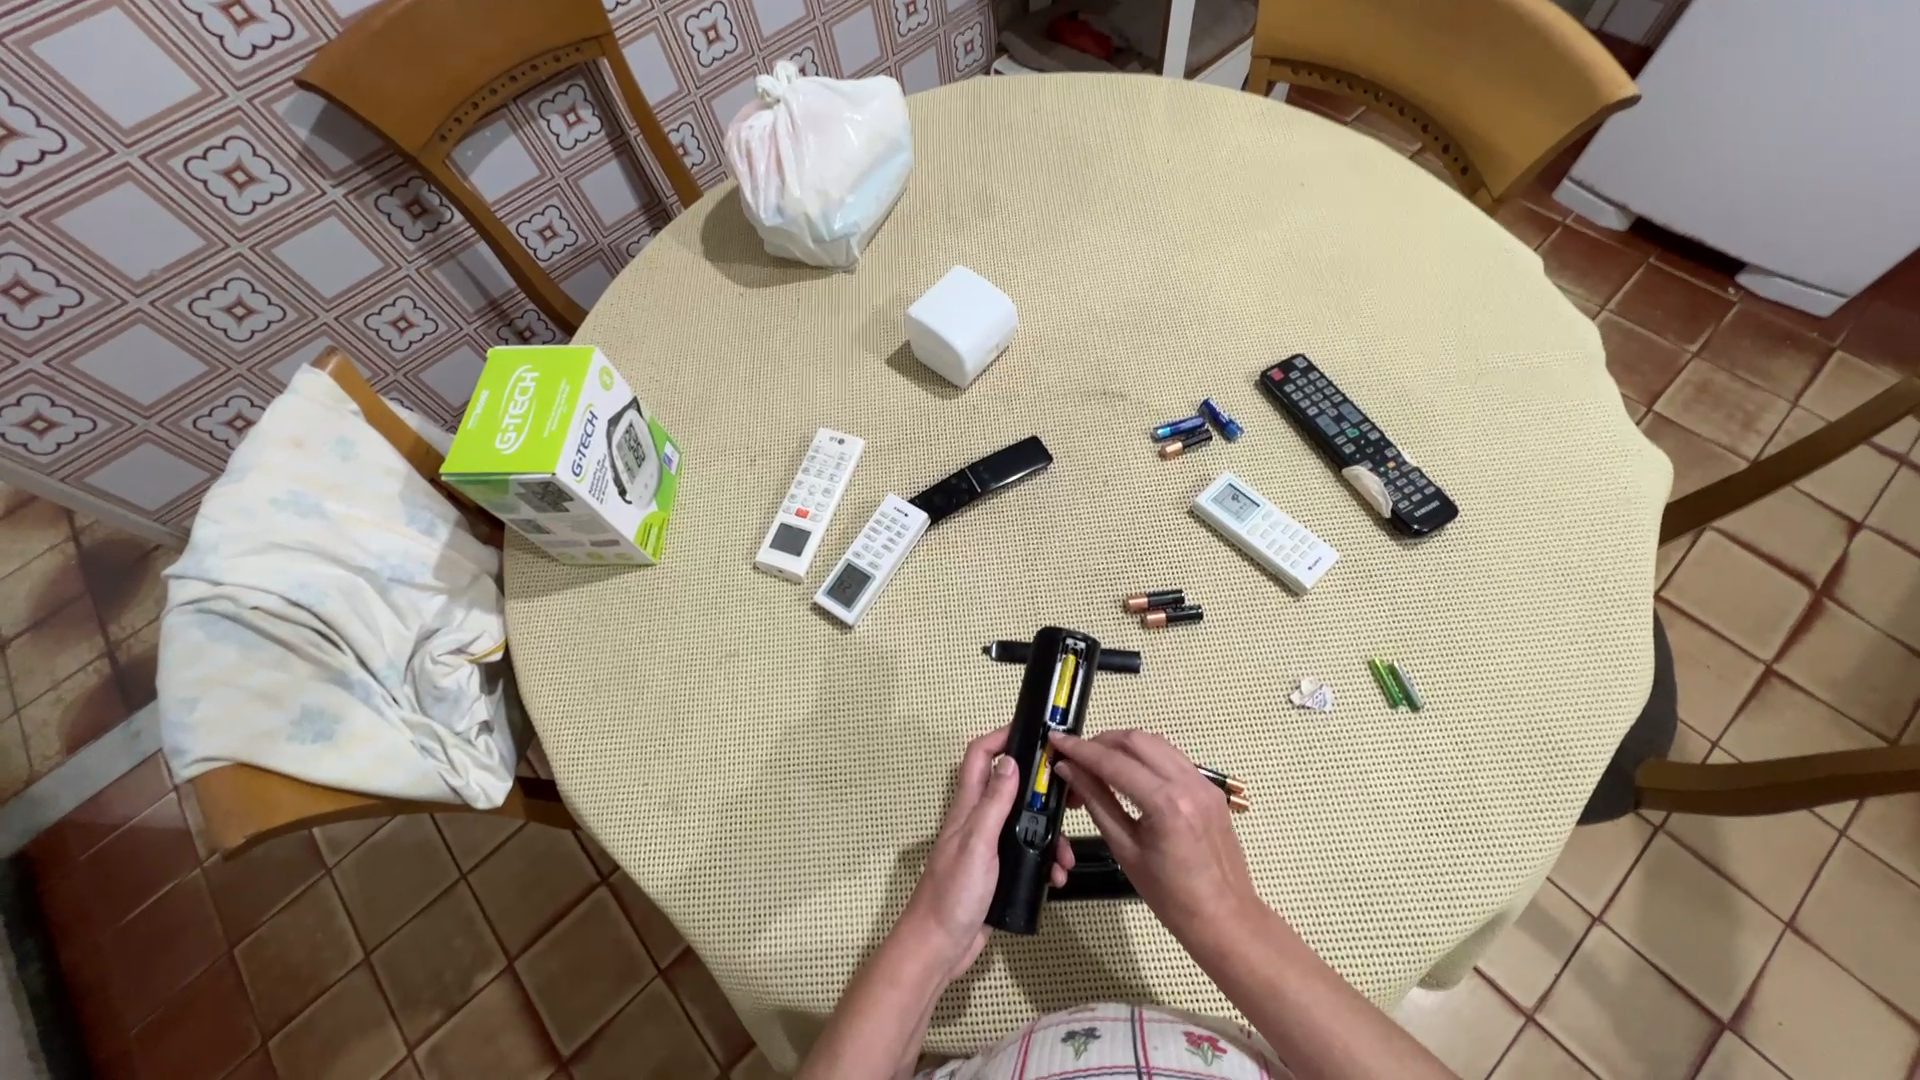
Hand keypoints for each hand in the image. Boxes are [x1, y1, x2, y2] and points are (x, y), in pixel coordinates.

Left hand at [896, 727, 1074, 979]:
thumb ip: (993, 803)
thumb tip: (1010, 760)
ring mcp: (988, 847)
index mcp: (968, 807)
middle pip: (1011, 788)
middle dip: (1041, 791)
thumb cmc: (952, 894)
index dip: (1002, 738)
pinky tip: (1056, 876)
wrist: (940, 948)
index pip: (980, 756)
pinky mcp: (998, 872)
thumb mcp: (977, 842)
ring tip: (1065, 855)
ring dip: (1048, 835)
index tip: (1034, 735)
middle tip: (1069, 798)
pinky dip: (1045, 862)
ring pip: (1025, 825)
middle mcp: (978, 821)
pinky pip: (1028, 856)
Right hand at [1051, 729, 1263, 948]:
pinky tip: (1129, 774)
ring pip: (1155, 742)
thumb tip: (1068, 770)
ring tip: (1098, 765)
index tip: (1056, 741)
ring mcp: (1203, 782)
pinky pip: (1172, 757)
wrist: (1225, 918)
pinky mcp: (1210, 787)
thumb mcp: (1125, 849)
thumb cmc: (1170, 896)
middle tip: (1075, 759)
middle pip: (1135, 740)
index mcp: (1166, 804)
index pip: (1113, 763)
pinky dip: (1146, 756)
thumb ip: (1096, 801)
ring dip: (1123, 745)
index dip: (1080, 749)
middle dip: (1101, 742)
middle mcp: (1187, 783)